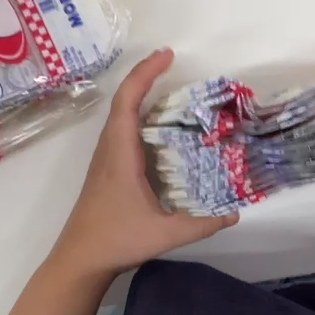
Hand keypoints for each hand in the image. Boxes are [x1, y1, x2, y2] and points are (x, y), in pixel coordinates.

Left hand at [48, 48, 237, 278]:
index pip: (128, 102)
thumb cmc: (116, 241)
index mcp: (120, 155)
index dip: (145, 74)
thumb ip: (201, 224)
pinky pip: (121, 132)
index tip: (167, 55)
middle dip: (145, 77)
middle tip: (171, 63)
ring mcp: (104, 161)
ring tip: (168, 89)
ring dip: (139, 97)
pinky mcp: (106, 172)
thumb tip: (234, 214)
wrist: (80, 259)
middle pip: (122, 102)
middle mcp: (109, 151)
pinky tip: (157, 129)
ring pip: (119, 117)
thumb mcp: (165, 234)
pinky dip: (137, 118)